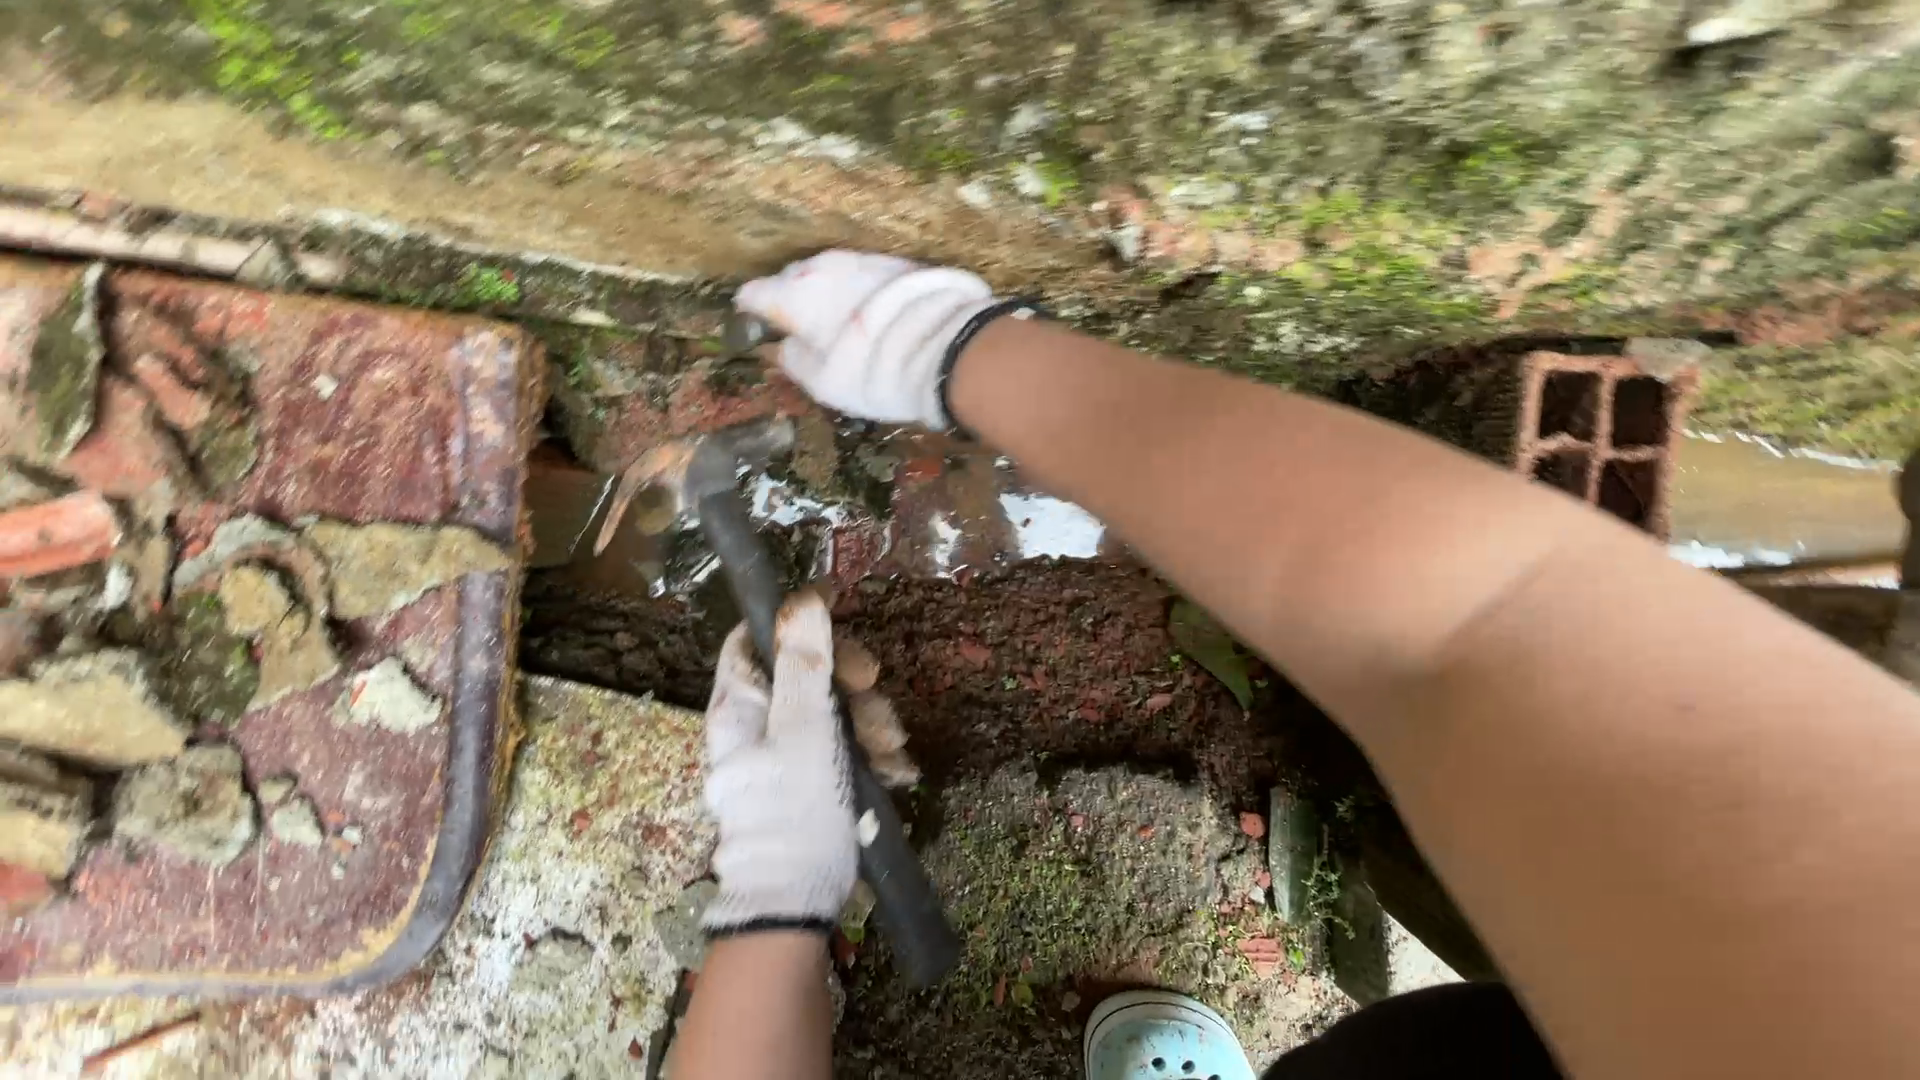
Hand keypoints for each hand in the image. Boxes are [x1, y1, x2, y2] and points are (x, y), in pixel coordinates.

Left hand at [701, 591, 857, 932]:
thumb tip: (801, 598)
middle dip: (849, 683)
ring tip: (891, 752)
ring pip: (830, 709)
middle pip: (804, 671)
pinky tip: (893, 772)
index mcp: (739, 704)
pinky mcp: (808, 778)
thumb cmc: (794, 810)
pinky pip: (840, 746)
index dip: (794, 626)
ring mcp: (782, 751)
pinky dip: (868, 753)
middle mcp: (755, 722)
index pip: (754, 640)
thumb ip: (805, 664)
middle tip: (875, 694)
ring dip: (869, 722)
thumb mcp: (805, 730)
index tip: (837, 628)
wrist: (797, 900)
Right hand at [735, 250, 995, 428]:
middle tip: (804, 330)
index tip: (758, 327)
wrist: (944, 347)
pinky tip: (872, 316)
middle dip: (792, 299)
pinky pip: (863, 276)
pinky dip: (859, 293)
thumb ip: (793, 361)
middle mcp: (823, 267)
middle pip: (792, 278)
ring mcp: (861, 259)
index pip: (754, 294)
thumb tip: (782, 347)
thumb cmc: (871, 372)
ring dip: (829, 294)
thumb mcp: (822, 383)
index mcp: (795, 294)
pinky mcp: (896, 262)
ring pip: (830, 273)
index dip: (752, 312)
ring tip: (840, 323)